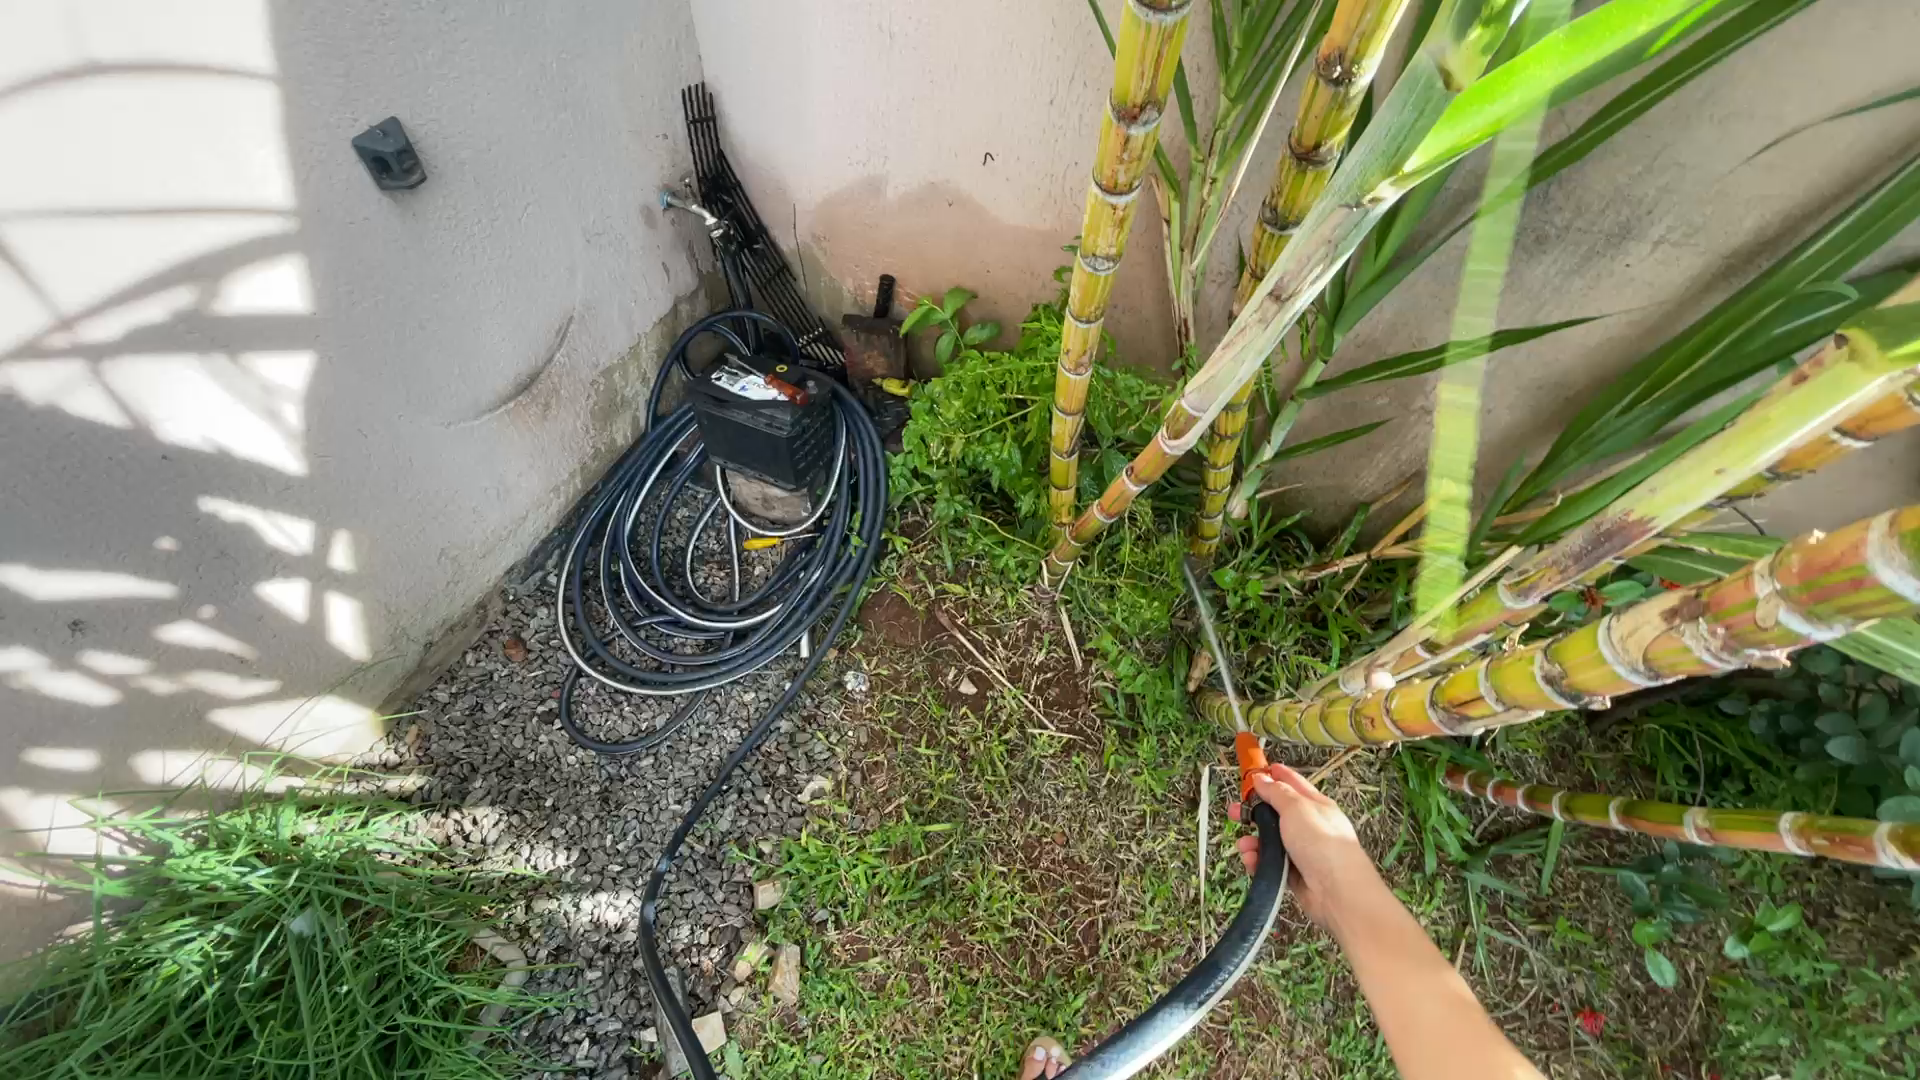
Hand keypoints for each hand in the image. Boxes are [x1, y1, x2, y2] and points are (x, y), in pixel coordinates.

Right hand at [1227, 762, 1382, 928]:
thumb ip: (1276, 792)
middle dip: (1252, 810)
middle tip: (1234, 812)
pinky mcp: (1292, 872)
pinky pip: (1269, 862)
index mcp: (1314, 805)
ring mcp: (1300, 850)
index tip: (1253, 771)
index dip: (1273, 775)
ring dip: (1252, 840)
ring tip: (1244, 846)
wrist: (1339, 893)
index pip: (1292, 783)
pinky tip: (1252, 861)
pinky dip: (1258, 861)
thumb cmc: (1321, 842)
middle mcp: (1307, 826)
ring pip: (1268, 839)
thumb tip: (1261, 778)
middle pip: (1274, 812)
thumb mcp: (1297, 808)